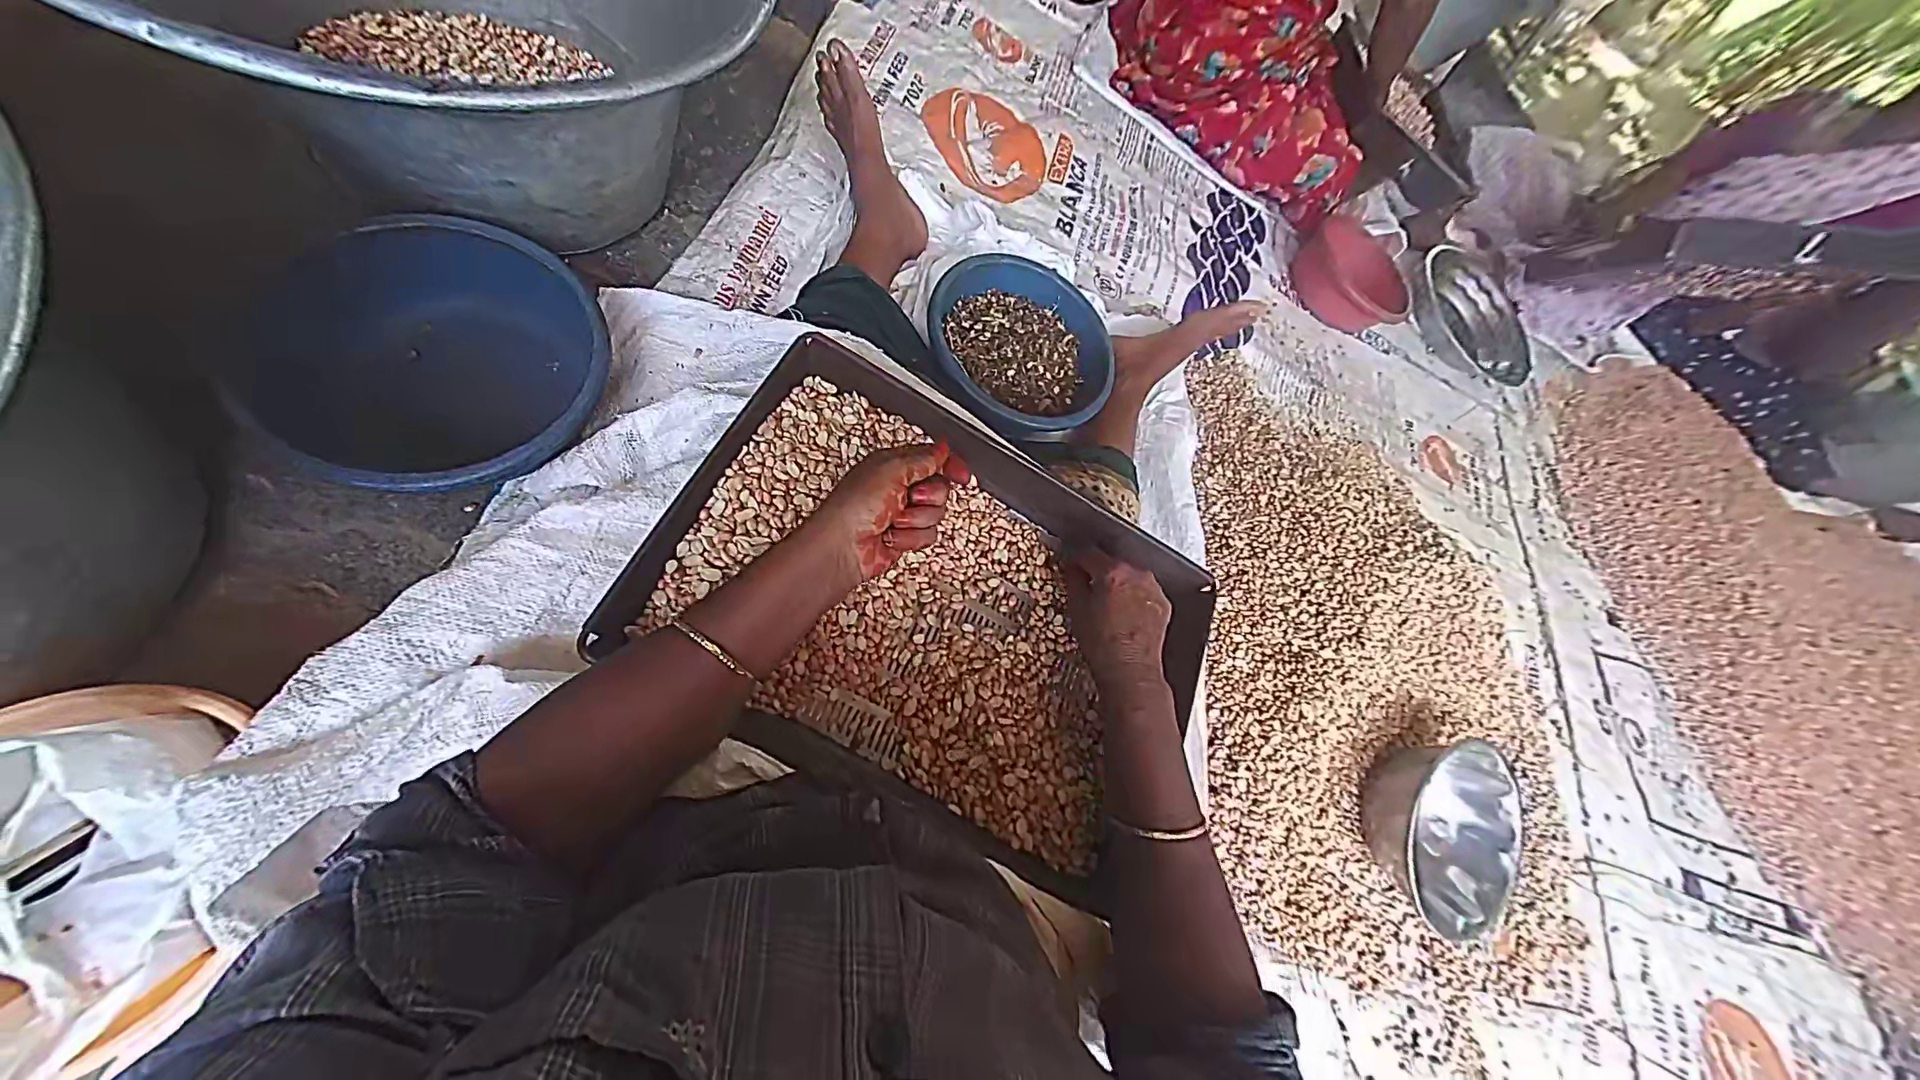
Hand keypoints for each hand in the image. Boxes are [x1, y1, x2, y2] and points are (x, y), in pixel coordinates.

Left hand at [803, 442, 971, 585]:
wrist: (842, 547)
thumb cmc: (854, 507)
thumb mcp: (892, 469)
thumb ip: (923, 458)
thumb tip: (942, 449)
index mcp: (893, 464)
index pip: (931, 459)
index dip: (949, 464)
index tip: (962, 474)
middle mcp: (899, 487)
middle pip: (940, 488)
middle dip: (930, 496)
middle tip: (913, 498)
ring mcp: (903, 514)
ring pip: (936, 514)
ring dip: (918, 519)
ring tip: (895, 521)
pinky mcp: (905, 536)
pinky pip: (928, 535)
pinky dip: (912, 537)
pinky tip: (893, 537)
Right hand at [1065, 549, 1171, 698]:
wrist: (1130, 669)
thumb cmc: (1102, 643)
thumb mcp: (1077, 608)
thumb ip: (1074, 579)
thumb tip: (1073, 567)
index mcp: (1113, 572)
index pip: (1089, 553)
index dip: (1077, 558)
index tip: (1072, 564)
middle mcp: (1136, 575)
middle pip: (1112, 562)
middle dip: (1099, 571)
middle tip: (1088, 587)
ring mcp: (1152, 588)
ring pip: (1129, 575)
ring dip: (1118, 582)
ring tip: (1107, 604)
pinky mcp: (1162, 602)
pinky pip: (1143, 590)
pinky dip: (1132, 595)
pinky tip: (1123, 613)